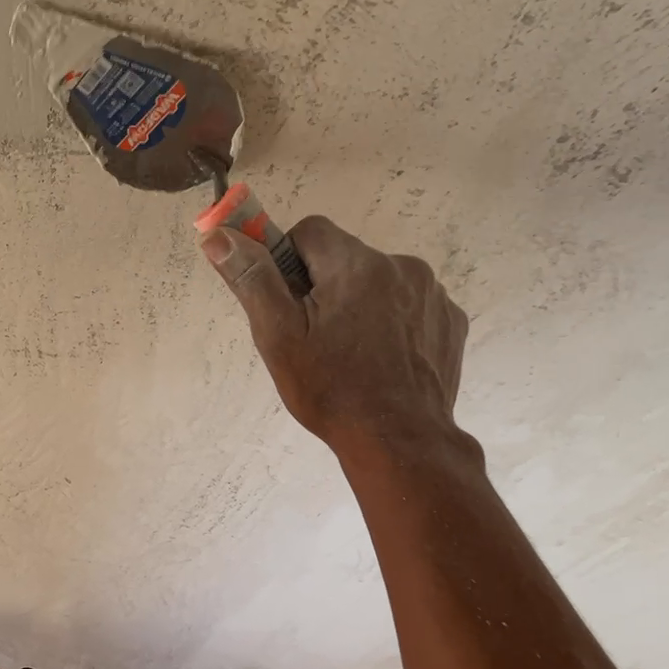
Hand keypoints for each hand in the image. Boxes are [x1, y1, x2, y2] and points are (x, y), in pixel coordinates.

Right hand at [200, 217, 469, 453]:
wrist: (396, 438)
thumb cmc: (328, 387)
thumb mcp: (276, 334)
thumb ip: (251, 278)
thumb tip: (219, 236)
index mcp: (355, 265)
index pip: (309, 231)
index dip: (286, 261)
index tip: (282, 300)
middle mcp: (401, 266)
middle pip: (343, 258)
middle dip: (320, 286)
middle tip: (308, 335)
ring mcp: (432, 293)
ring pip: (376, 281)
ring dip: (355, 303)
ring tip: (344, 352)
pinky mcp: (449, 320)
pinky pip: (406, 305)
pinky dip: (387, 322)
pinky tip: (377, 359)